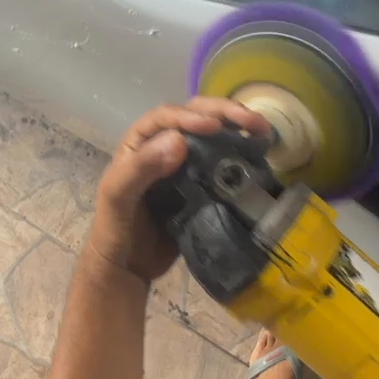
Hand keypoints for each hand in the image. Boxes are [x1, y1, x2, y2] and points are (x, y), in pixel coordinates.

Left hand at [86, 97, 269, 282]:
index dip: (190, 116)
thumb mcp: (118, 196)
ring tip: (264, 131)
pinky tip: (260, 154)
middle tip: (254, 122)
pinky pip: (222, 160)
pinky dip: (240, 153)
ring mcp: (185, 165)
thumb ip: (142, 168)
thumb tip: (180, 140)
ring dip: (237, 128)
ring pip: (213, 135)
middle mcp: (163, 146)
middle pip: (195, 116)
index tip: (214, 126)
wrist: (128, 266)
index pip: (166, 117)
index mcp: (140, 142)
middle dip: (224, 113)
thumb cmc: (115, 227)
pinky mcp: (202, 184)